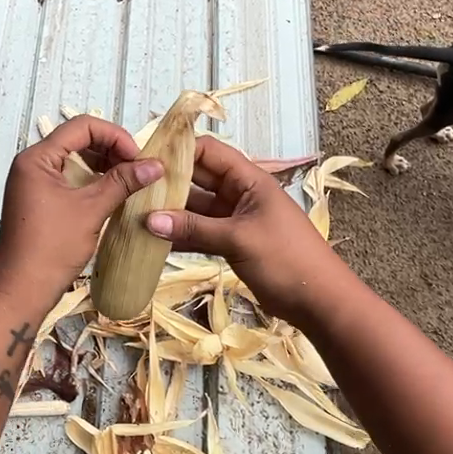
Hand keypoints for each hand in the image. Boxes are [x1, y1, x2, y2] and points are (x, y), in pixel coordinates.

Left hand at [0, 115, 163, 299]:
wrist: (22, 288)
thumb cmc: (51, 247)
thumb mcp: (91, 209)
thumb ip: (122, 182)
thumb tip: (155, 164)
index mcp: (36, 158)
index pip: (81, 127)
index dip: (114, 136)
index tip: (137, 157)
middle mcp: (31, 164)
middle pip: (77, 140)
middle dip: (111, 149)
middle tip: (138, 168)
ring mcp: (33, 183)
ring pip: (74, 160)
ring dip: (103, 165)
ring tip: (129, 180)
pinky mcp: (39, 200)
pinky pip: (69, 179)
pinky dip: (91, 181)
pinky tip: (112, 194)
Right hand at [144, 137, 342, 323]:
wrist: (320, 302)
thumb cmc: (287, 259)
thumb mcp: (239, 239)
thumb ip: (194, 228)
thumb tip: (149, 220)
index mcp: (249, 179)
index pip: (208, 152)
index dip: (179, 150)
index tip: (146, 158)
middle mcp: (239, 193)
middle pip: (197, 178)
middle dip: (168, 181)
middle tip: (132, 187)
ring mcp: (234, 219)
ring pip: (195, 207)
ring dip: (170, 211)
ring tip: (135, 213)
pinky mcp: (230, 242)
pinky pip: (199, 231)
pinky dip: (180, 235)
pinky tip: (153, 239)